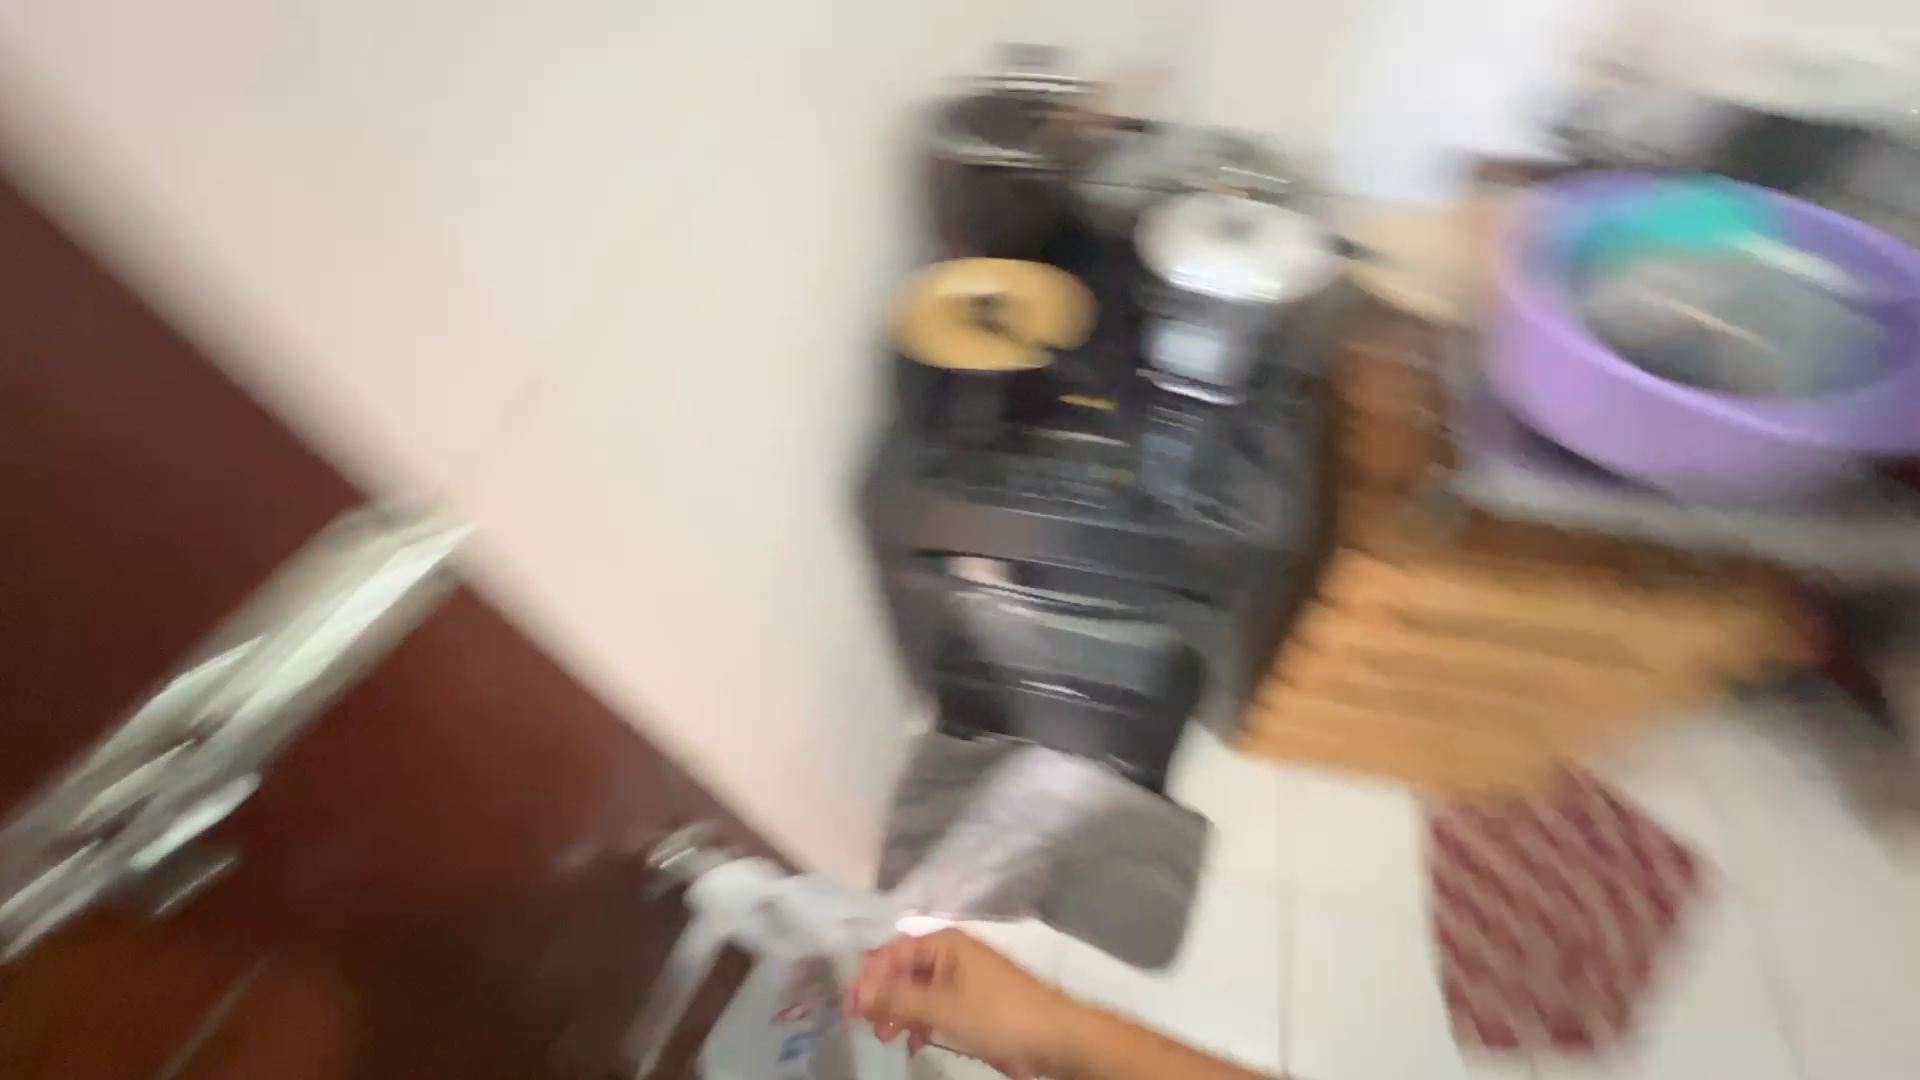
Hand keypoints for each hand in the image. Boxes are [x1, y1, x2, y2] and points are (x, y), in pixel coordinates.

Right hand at [844, 928, 1082, 1079]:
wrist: (1053, 1036)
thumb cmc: (995, 1014)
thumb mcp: (940, 1008)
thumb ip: (896, 999)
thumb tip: (855, 990)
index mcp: (944, 942)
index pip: (893, 952)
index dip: (867, 977)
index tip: (846, 1005)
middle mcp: (952, 953)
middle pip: (905, 969)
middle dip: (882, 995)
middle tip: (865, 1025)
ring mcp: (964, 976)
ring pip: (920, 989)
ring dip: (900, 1010)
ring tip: (888, 1036)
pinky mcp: (974, 1001)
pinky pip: (937, 1004)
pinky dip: (922, 1020)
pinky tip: (915, 1041)